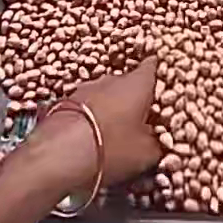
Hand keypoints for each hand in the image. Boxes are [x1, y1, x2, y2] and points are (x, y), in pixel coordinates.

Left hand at [25, 58, 161, 193]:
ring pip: (106, 95)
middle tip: (144, 121)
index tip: (166, 84)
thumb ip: (158, 143)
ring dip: (111, 108)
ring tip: (116, 133)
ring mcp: (85, 88)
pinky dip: (92, 118)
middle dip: (135, 99)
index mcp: (137, 83)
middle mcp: (111, 79)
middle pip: (129, 83)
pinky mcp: (64, 102)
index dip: (160, 74)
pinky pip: (87, 107)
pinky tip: (93, 137)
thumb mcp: (146, 153)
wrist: (56, 155)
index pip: (153, 67)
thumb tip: (159, 142)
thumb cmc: (110, 148)